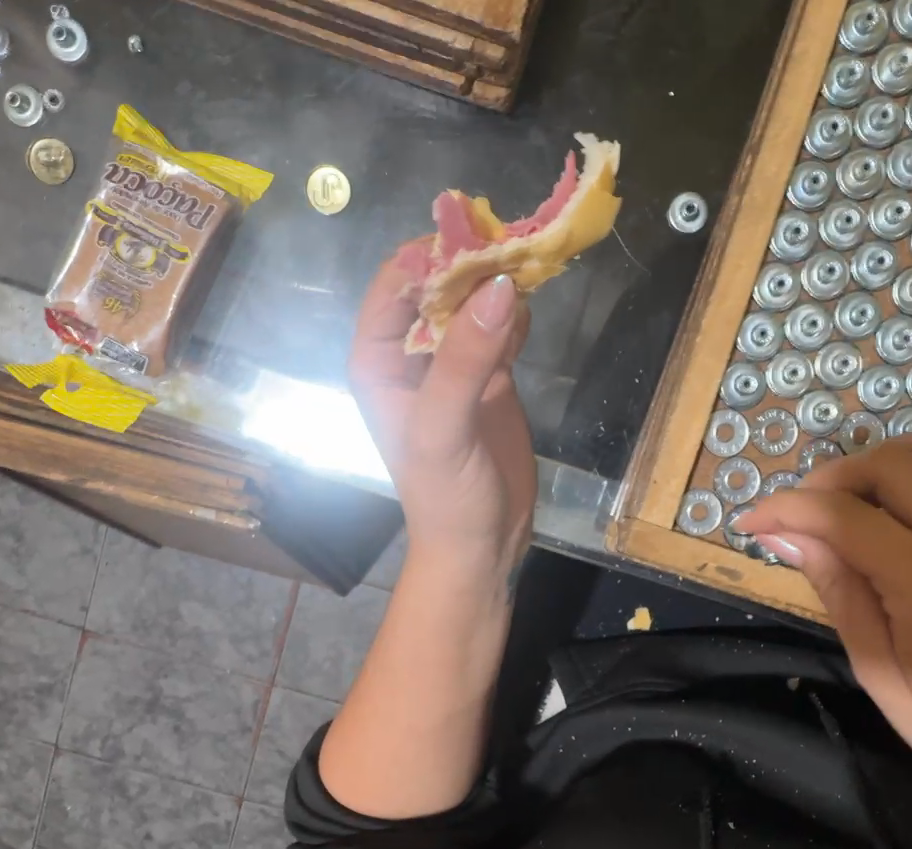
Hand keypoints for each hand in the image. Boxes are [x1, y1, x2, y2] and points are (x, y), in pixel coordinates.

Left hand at [349, 250, 536, 574]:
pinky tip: (533, 308)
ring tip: (532, 262)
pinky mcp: (490, 376)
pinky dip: (517, 314)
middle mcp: (411, 353)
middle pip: (439, 285)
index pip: (396, 285)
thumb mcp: (444, 429)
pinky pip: (502, 328)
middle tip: (515, 244)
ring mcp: (453, 363)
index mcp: (378, 359)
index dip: (431, 256)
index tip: (478, 239)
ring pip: (473, 302)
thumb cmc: (444, 496)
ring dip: (499, 282)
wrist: (482, 546)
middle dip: (472, 263)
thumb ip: (464, 359)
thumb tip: (501, 286)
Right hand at [740, 426, 911, 844]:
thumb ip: (838, 592)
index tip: (753, 521)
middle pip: (890, 465)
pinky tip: (902, 508)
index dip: (788, 510)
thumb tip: (787, 536)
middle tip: (800, 516)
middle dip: (829, 478)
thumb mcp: (881, 674)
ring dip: (885, 458)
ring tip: (853, 498)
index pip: (845, 516)